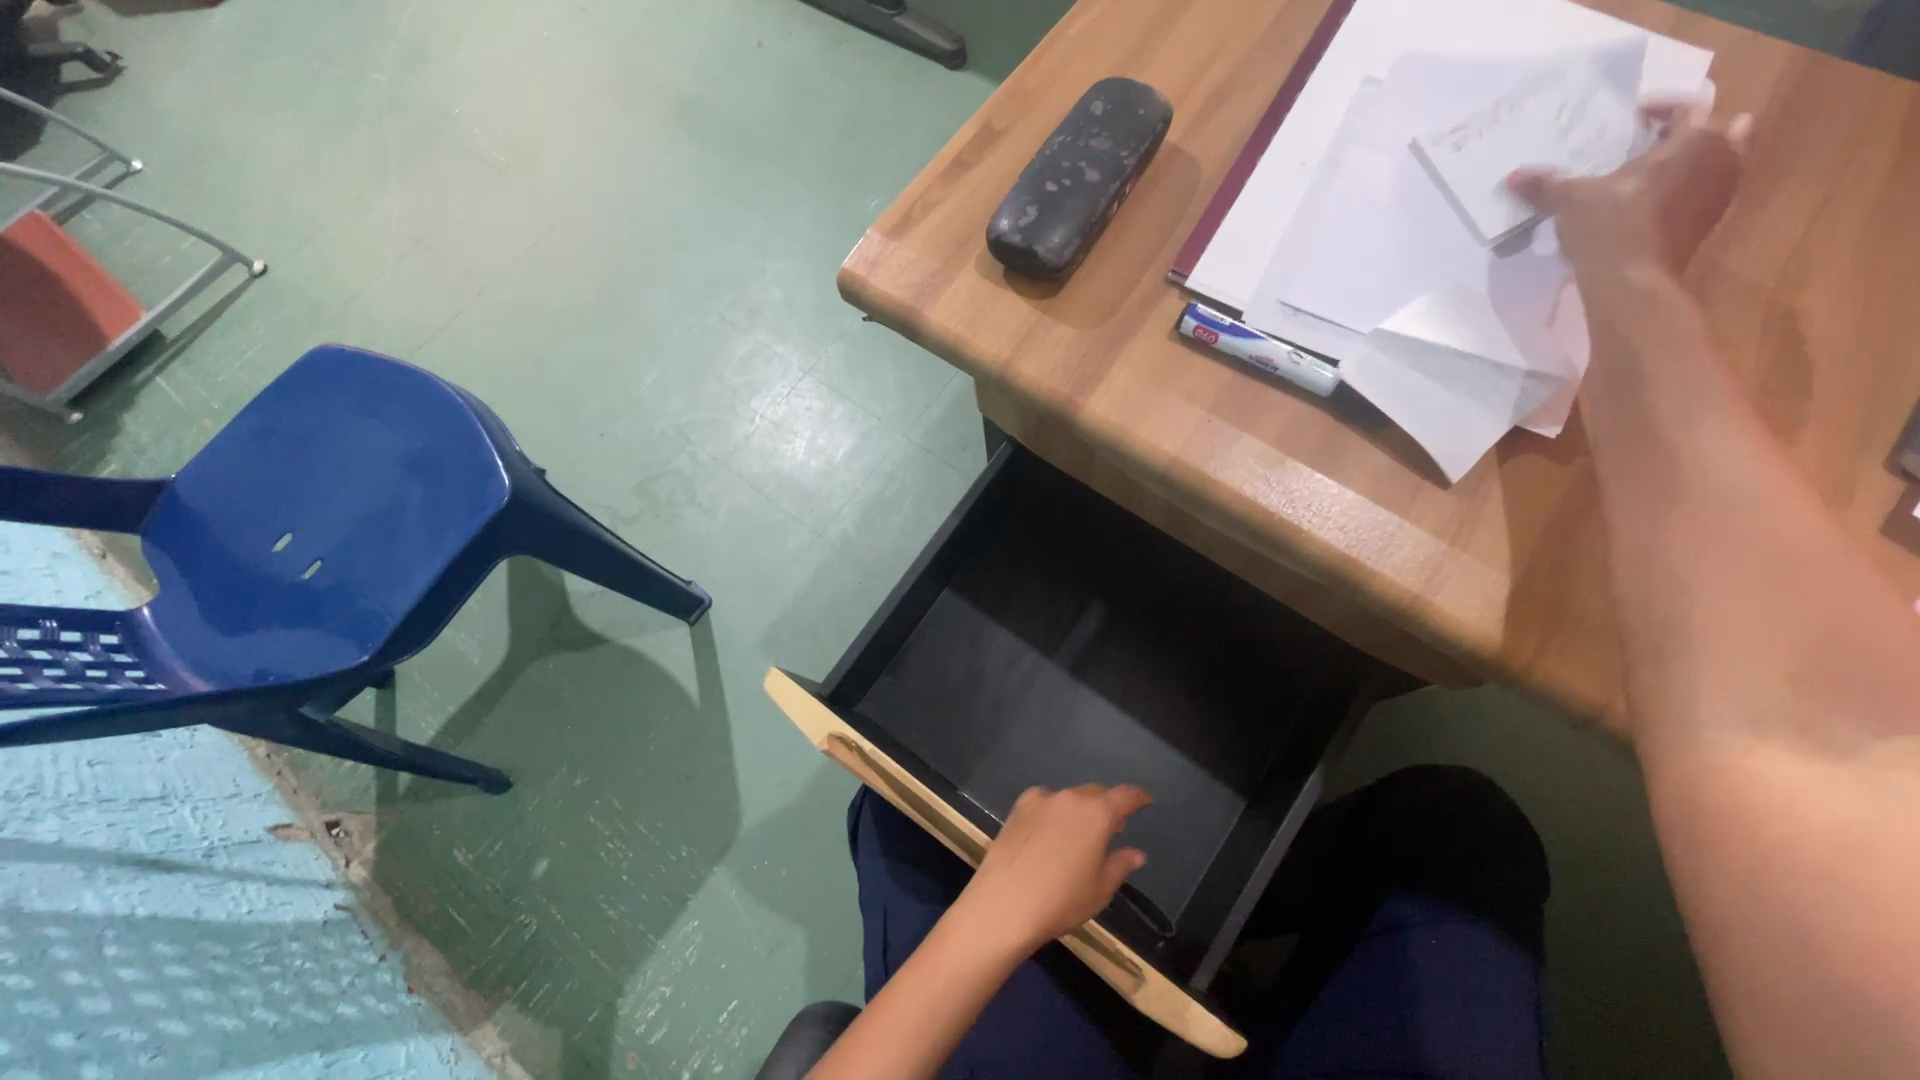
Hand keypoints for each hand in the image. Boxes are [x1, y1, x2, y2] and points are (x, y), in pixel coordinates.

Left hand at [951, 784, 1151, 954]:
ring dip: (1080, 809)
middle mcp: (1070, 799)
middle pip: (1096, 794)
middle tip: (1113, 827)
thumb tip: (1137, 853)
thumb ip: (1120, 864)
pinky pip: (1043, 801)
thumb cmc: (1061, 901)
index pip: (1125, 795)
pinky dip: (1053, 809)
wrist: (1004, 904)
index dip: (1138, 797)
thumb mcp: (1100, 889)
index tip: (1145, 801)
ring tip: (1080, 832)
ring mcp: (1040, 801)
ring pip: (1069, 797)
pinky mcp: (1017, 809)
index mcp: (1097, 814)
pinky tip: (1049, 829)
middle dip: (1108, 806)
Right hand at [1507, 101, 1751, 281]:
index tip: (1634, 116)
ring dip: (1694, 162)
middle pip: (1719, 130)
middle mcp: (1718, 160)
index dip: (1660, 107)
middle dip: (1691, 132)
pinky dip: (1687, 191)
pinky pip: (1705, 194)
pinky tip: (1655, 203)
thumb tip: (1513, 177)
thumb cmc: (1611, 227)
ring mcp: (1719, 195)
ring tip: (1656, 172)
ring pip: (1720, 163)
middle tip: (1655, 141)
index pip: (1687, 107)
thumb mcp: (1571, 200)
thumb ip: (1547, 184)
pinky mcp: (1708, 224)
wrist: (1632, 283)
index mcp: (1693, 141)